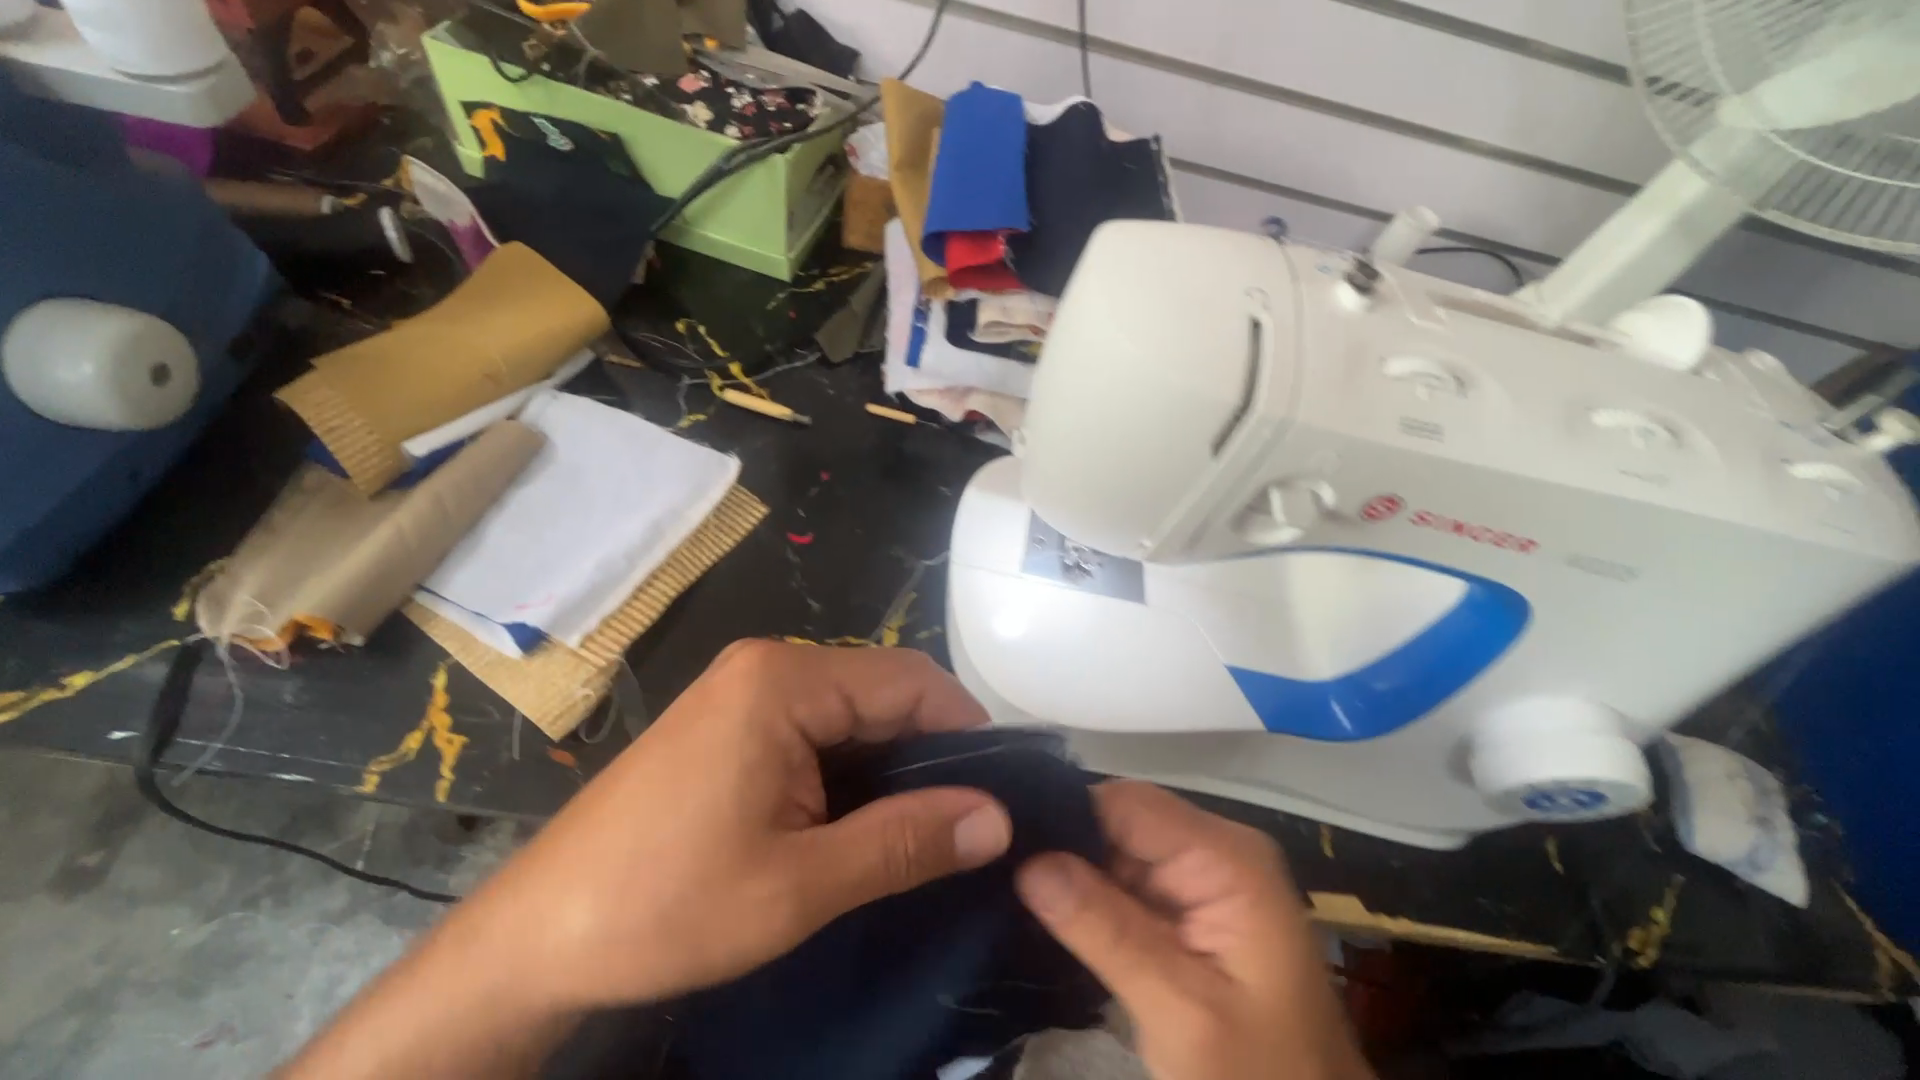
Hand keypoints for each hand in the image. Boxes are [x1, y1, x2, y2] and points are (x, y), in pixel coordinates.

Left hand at [457, 641, 1015, 1010]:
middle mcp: (765, 668)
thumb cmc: (665, 906)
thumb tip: (1000, 817)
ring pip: (850, 714)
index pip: (913, 681)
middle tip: (972, 827)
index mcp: (785, 682)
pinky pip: (813, 731)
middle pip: (882, 692)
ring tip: (928, 832)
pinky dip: (850, 770)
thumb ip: (906, 840)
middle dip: (933, 753)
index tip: (1006, 796)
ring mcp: (739, 693)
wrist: (536, 936)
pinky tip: (863, 822)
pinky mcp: (725, 725)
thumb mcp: (800, 884)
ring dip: (891, 766)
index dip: (969, 733)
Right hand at [1016, 782, 1371, 1079]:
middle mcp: (1215, 850)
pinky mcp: (1187, 908)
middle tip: (992, 875)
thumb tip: (1029, 862)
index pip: (1126, 804)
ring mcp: (1201, 879)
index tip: (998, 843)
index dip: (1063, 816)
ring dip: (1068, 874)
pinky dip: (1087, 900)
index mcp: (1227, 859)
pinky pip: (1124, 883)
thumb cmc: (1260, 1078)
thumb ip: (1106, 931)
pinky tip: (1040, 914)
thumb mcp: (1180, 1011)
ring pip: (1113, 850)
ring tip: (1003, 892)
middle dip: (1060, 846)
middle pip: (1117, 821)